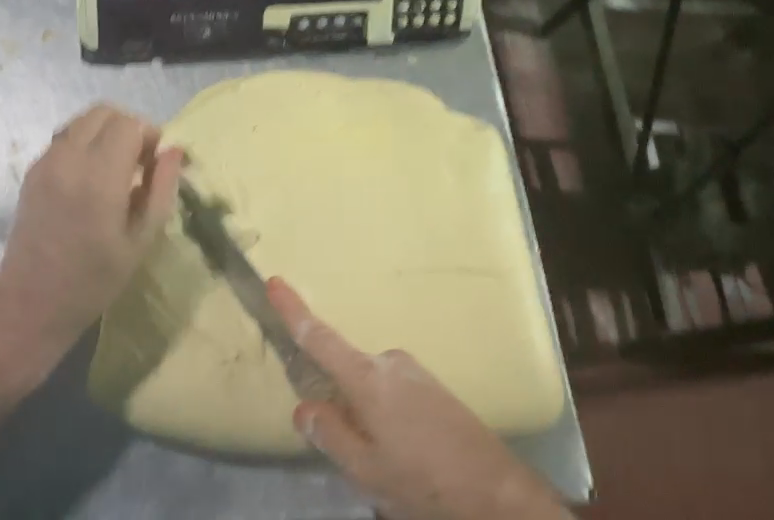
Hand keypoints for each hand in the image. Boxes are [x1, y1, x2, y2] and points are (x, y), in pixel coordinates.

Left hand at [0, 105, 182, 345]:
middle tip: (139, 162)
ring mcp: (46, 162)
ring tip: (115, 168)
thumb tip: (173, 151)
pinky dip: (84, 143)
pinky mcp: (32, 171)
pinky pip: (64, 138)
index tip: (156, 163)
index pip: (129, 124)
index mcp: (100, 176)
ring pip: (82, 121)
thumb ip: (162, 188)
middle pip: (104, 112)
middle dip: (128, 127)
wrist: (32, 302)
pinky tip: (91, 178)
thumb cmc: (94, 279)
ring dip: (105, 132)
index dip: (149, 135)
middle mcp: (69, 158)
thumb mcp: (142, 239)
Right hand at [267, 279, 572, 519]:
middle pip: (346, 371)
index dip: (294, 310)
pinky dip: (387, 419)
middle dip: (338, 402)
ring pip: (371, 389)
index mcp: (367, 378)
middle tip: (350, 450)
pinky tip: (405, 456)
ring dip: (366, 417)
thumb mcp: (365, 470)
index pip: (319, 338)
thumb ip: (329, 434)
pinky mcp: (434, 388)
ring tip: (385, 466)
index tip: (274, 281)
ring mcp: (416, 372)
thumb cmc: (423, 479)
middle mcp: (390, 363)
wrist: (499, 492)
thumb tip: (304, 408)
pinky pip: (393, 395)